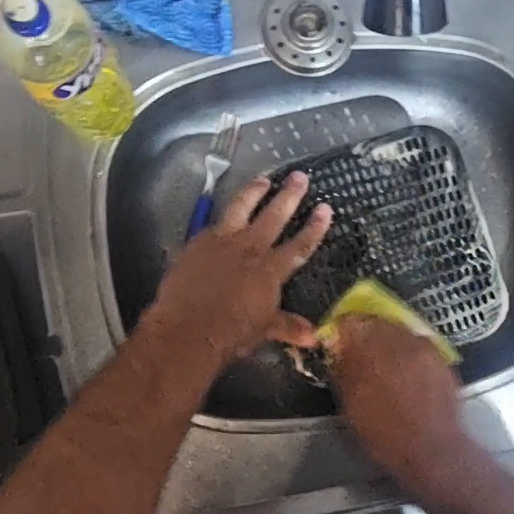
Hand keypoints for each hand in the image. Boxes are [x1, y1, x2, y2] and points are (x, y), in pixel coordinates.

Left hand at [140, 174, 331, 364]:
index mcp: (271, 270)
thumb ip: (288, 326)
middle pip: (274, 216)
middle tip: (299, 177)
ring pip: (242, 208)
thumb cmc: (231, 332)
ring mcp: (223, 242)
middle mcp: (251, 249)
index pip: (300, 245)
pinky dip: (224, 216)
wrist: (187, 328)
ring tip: (263, 179)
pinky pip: (215, 223)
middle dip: (289, 196)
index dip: (314, 227)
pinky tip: (225, 212)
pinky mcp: (198, 243)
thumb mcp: (264, 329)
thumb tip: (314, 337)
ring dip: (254, 192)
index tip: (325, 208)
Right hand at [324, 315, 472, 488]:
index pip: (351, 322)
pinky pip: (418, 343)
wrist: (433, 450)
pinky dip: (408, 350)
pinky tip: (406, 370)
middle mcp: (399, 343)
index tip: (339, 340)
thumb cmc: (386, 436)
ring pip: (399, 330)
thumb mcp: (352, 408)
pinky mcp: (441, 357)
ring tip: (385, 361)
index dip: (343, 329)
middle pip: (377, 322)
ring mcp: (423, 348)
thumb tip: (337, 350)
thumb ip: (343, 372)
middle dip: (366, 332)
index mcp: (370, 353)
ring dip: (388, 339)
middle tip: (360, 351)